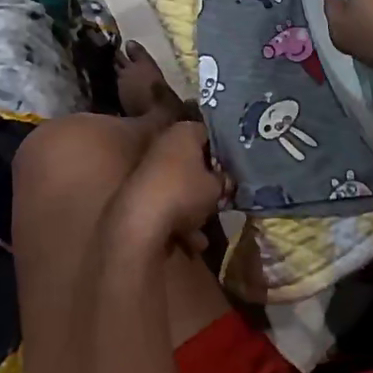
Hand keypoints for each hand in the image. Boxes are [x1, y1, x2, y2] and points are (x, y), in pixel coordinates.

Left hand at [119, 121, 227, 253]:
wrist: (139, 223)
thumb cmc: (184, 192)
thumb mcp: (217, 187)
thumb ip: (224, 180)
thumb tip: (226, 180)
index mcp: (184, 131)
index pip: (210, 134)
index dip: (224, 151)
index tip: (233, 169)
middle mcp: (164, 142)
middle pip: (192, 160)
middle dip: (206, 180)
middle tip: (222, 196)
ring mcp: (148, 168)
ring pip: (179, 184)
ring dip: (193, 205)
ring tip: (206, 227)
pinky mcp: (138, 193)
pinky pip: (166, 202)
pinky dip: (177, 219)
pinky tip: (190, 241)